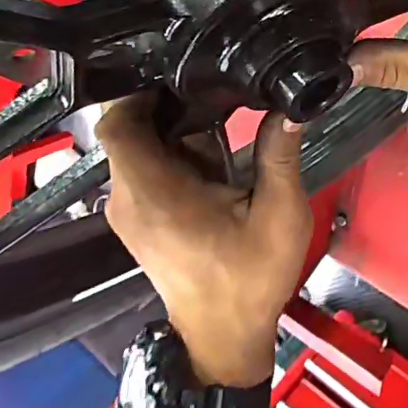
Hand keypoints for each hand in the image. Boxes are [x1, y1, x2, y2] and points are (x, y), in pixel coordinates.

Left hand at [98, 95, 312, 386]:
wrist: (223, 337)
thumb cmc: (249, 280)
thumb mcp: (279, 215)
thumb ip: (280, 156)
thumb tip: (290, 107)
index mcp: (154, 192)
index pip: (117, 123)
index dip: (140, 89)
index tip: (178, 69)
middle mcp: (129, 197)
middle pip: (129, 128)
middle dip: (166, 101)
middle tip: (211, 84)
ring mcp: (129, 209)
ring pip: (138, 145)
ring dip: (172, 126)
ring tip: (216, 111)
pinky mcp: (139, 217)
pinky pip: (145, 165)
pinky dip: (171, 148)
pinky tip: (210, 147)